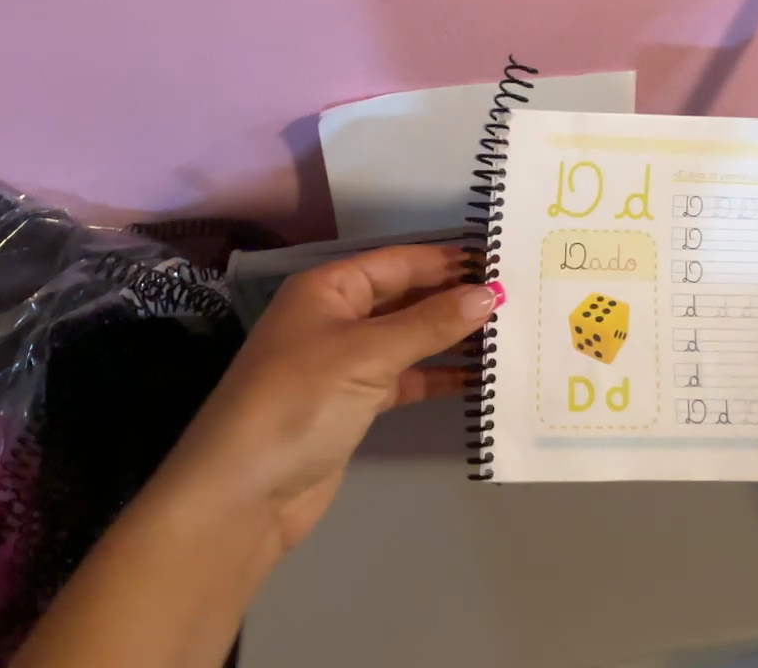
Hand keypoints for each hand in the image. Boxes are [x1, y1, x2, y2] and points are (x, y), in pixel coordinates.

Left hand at [161, 244, 496, 552]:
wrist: (243, 496)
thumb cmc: (300, 402)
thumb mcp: (367, 353)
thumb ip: (430, 323)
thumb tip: (490, 293)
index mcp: (329, 288)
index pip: (400, 262)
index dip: (449, 261)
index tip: (502, 261)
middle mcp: (337, 317)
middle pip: (406, 298)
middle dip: (454, 298)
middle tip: (515, 299)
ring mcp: (344, 363)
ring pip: (409, 339)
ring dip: (451, 338)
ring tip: (507, 335)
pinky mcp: (354, 403)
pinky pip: (405, 378)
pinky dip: (436, 376)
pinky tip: (477, 379)